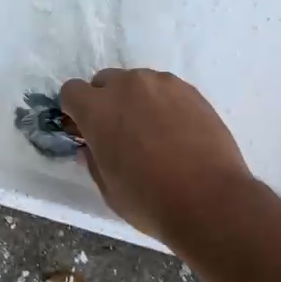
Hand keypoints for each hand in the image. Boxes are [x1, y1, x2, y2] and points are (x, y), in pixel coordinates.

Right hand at [58, 68, 253, 243]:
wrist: (209, 199)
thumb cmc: (150, 200)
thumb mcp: (109, 190)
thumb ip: (94, 161)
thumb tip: (91, 149)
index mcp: (98, 109)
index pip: (72, 91)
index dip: (75, 110)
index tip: (85, 130)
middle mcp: (127, 86)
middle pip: (104, 81)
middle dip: (105, 101)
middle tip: (120, 133)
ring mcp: (161, 83)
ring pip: (137, 83)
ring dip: (136, 100)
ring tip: (154, 134)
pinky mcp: (189, 89)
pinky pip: (165, 89)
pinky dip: (164, 104)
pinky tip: (178, 133)